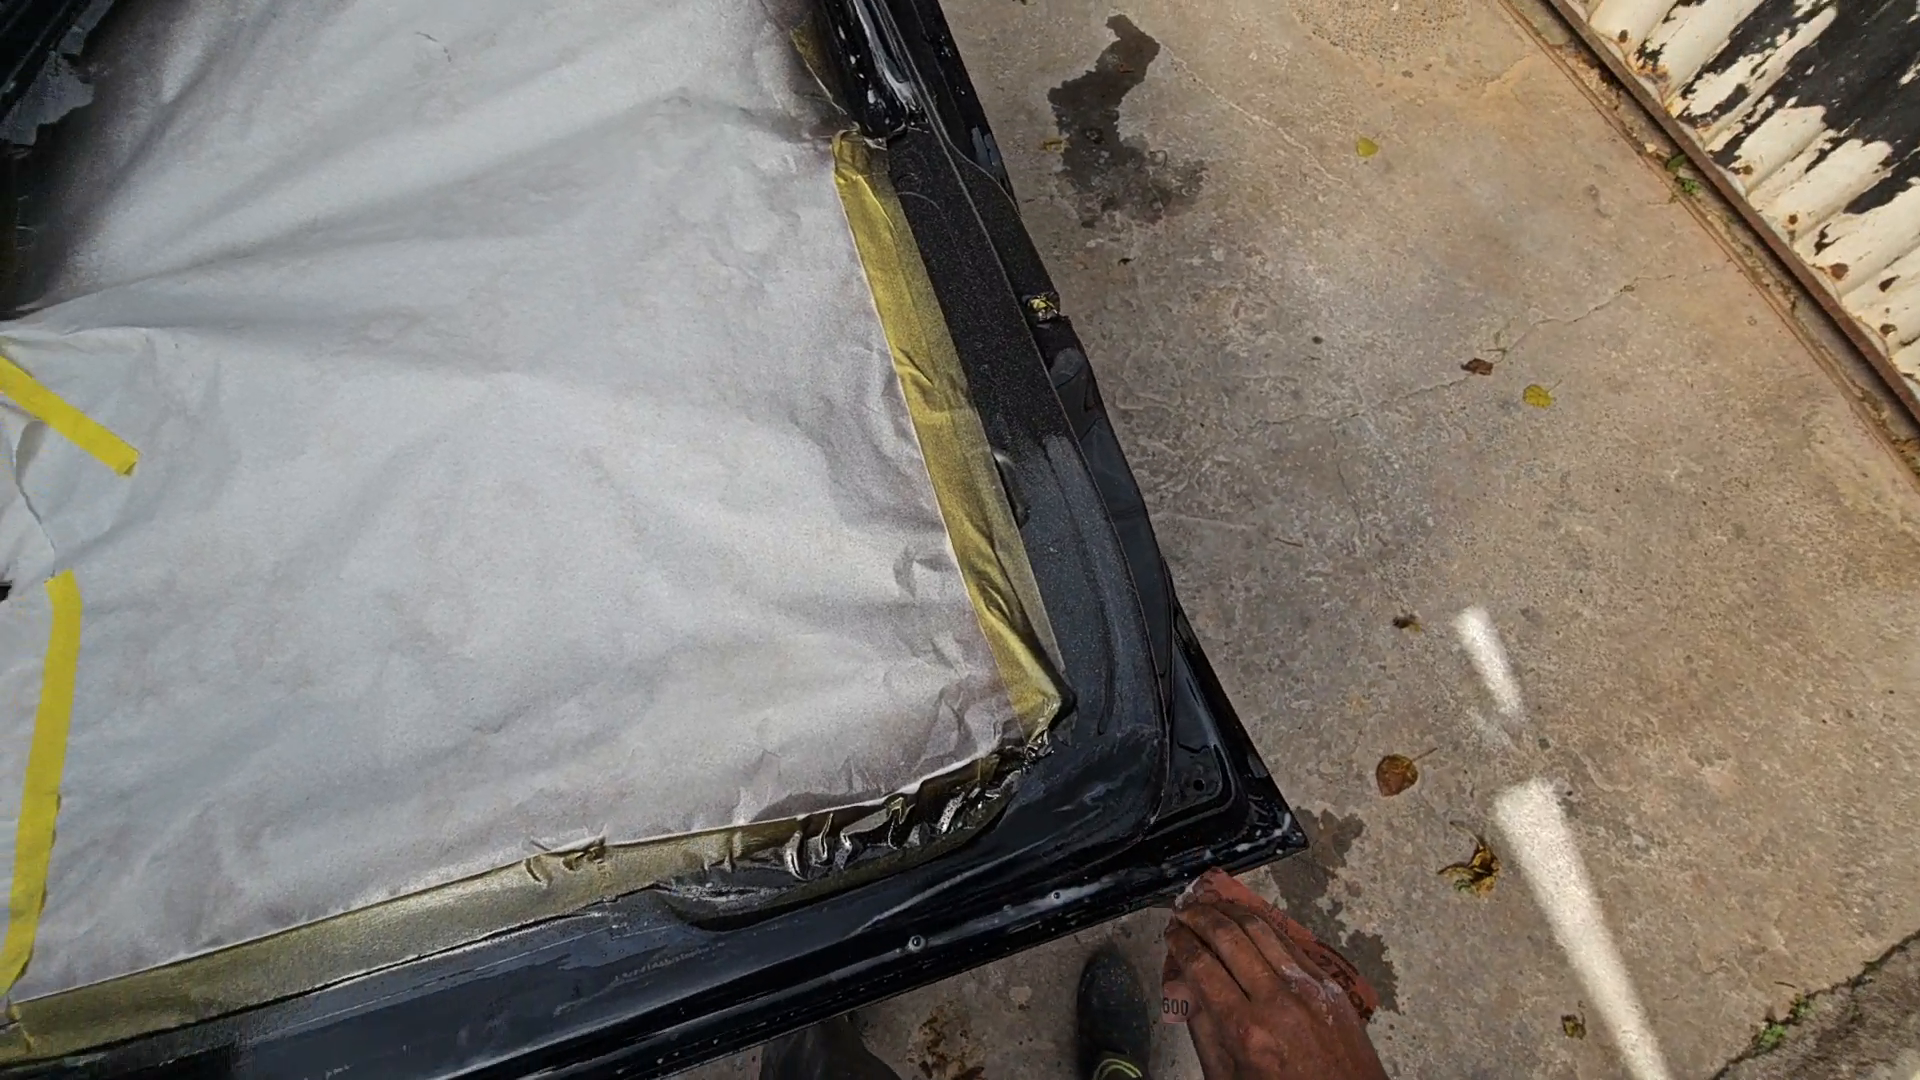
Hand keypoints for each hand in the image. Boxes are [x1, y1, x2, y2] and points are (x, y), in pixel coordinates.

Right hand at [1166, 900, 1390, 1079]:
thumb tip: (1183, 980)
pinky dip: (1260, 924)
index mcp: (1246, 1031)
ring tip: (1209, 905)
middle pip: (1227, 936)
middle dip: (1198, 916)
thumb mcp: (1226, 1076)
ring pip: (1258, 928)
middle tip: (1182, 910)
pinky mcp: (1330, 985)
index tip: (1170, 932)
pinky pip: (1288, 941)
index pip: (1201, 965)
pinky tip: (1245, 921)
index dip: (1179, 941)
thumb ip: (1201, 1026)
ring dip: (1227, 910)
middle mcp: (1276, 1001)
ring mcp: (1307, 988)